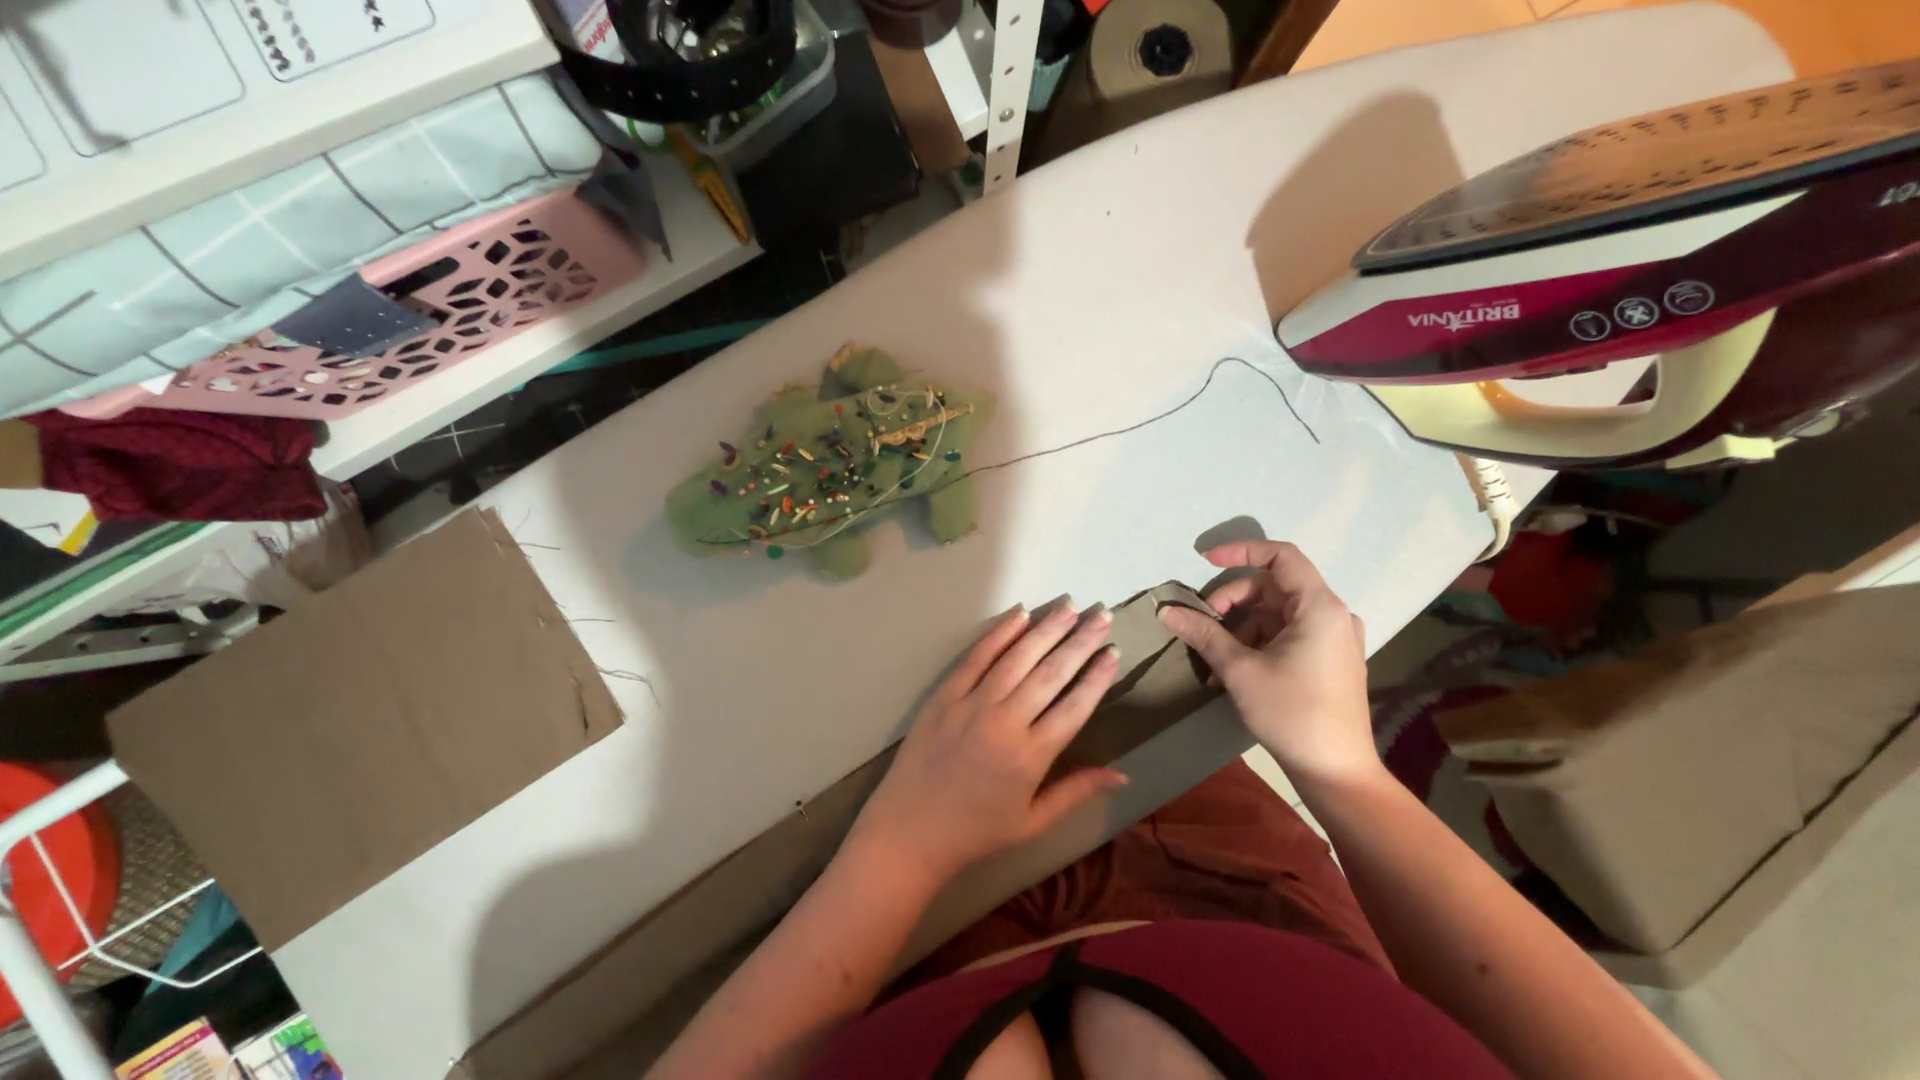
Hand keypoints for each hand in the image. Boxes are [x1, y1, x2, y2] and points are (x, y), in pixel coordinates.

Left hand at [844, 604, 1126, 886]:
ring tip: (1069, 605)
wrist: (909, 832)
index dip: (1097, 677)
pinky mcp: (944, 696)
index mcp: (1031, 757)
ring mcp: (971, 705)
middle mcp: (1005, 723)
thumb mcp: (1033, 821)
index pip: (1074, 706)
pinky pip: (975, 658)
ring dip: (1046, 630)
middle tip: (1102, 614)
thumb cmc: (976, 832)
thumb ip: (1077, 791)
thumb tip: (1122, 773)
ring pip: (1016, 658)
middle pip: (1050, 674)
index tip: (1114, 651)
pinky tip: (1020, 614)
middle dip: (1079, 642)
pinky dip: (999, 634)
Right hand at [1157, 541, 1379, 786]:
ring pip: (1279, 611)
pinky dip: (1260, 639)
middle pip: (1275, 586)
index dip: (1241, 551)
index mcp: (1320, 606)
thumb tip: (1166, 611)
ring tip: (1216, 654)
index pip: (1281, 556)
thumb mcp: (1240, 670)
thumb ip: (1204, 633)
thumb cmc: (1291, 713)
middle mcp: (1334, 613)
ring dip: (1244, 623)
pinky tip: (1237, 665)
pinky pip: (1290, 632)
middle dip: (1234, 598)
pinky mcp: (1332, 658)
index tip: (1204, 561)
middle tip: (1204, 622)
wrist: (1335, 770)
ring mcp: (1335, 637)